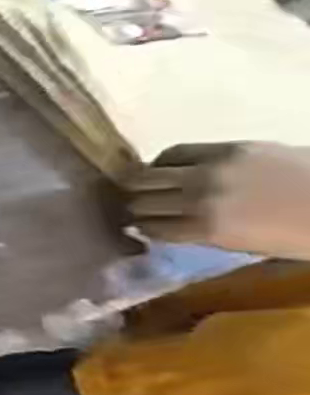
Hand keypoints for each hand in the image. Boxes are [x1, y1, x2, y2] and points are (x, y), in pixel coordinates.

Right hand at [126, 142, 309, 259]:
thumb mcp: (256, 245)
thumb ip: (208, 234)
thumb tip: (173, 227)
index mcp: (209, 228)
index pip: (148, 227)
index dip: (145, 228)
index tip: (148, 228)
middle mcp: (199, 197)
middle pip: (139, 200)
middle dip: (138, 206)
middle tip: (144, 208)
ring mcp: (211, 170)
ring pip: (144, 175)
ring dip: (143, 183)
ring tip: (151, 187)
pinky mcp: (227, 149)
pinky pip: (175, 153)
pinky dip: (165, 162)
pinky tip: (172, 168)